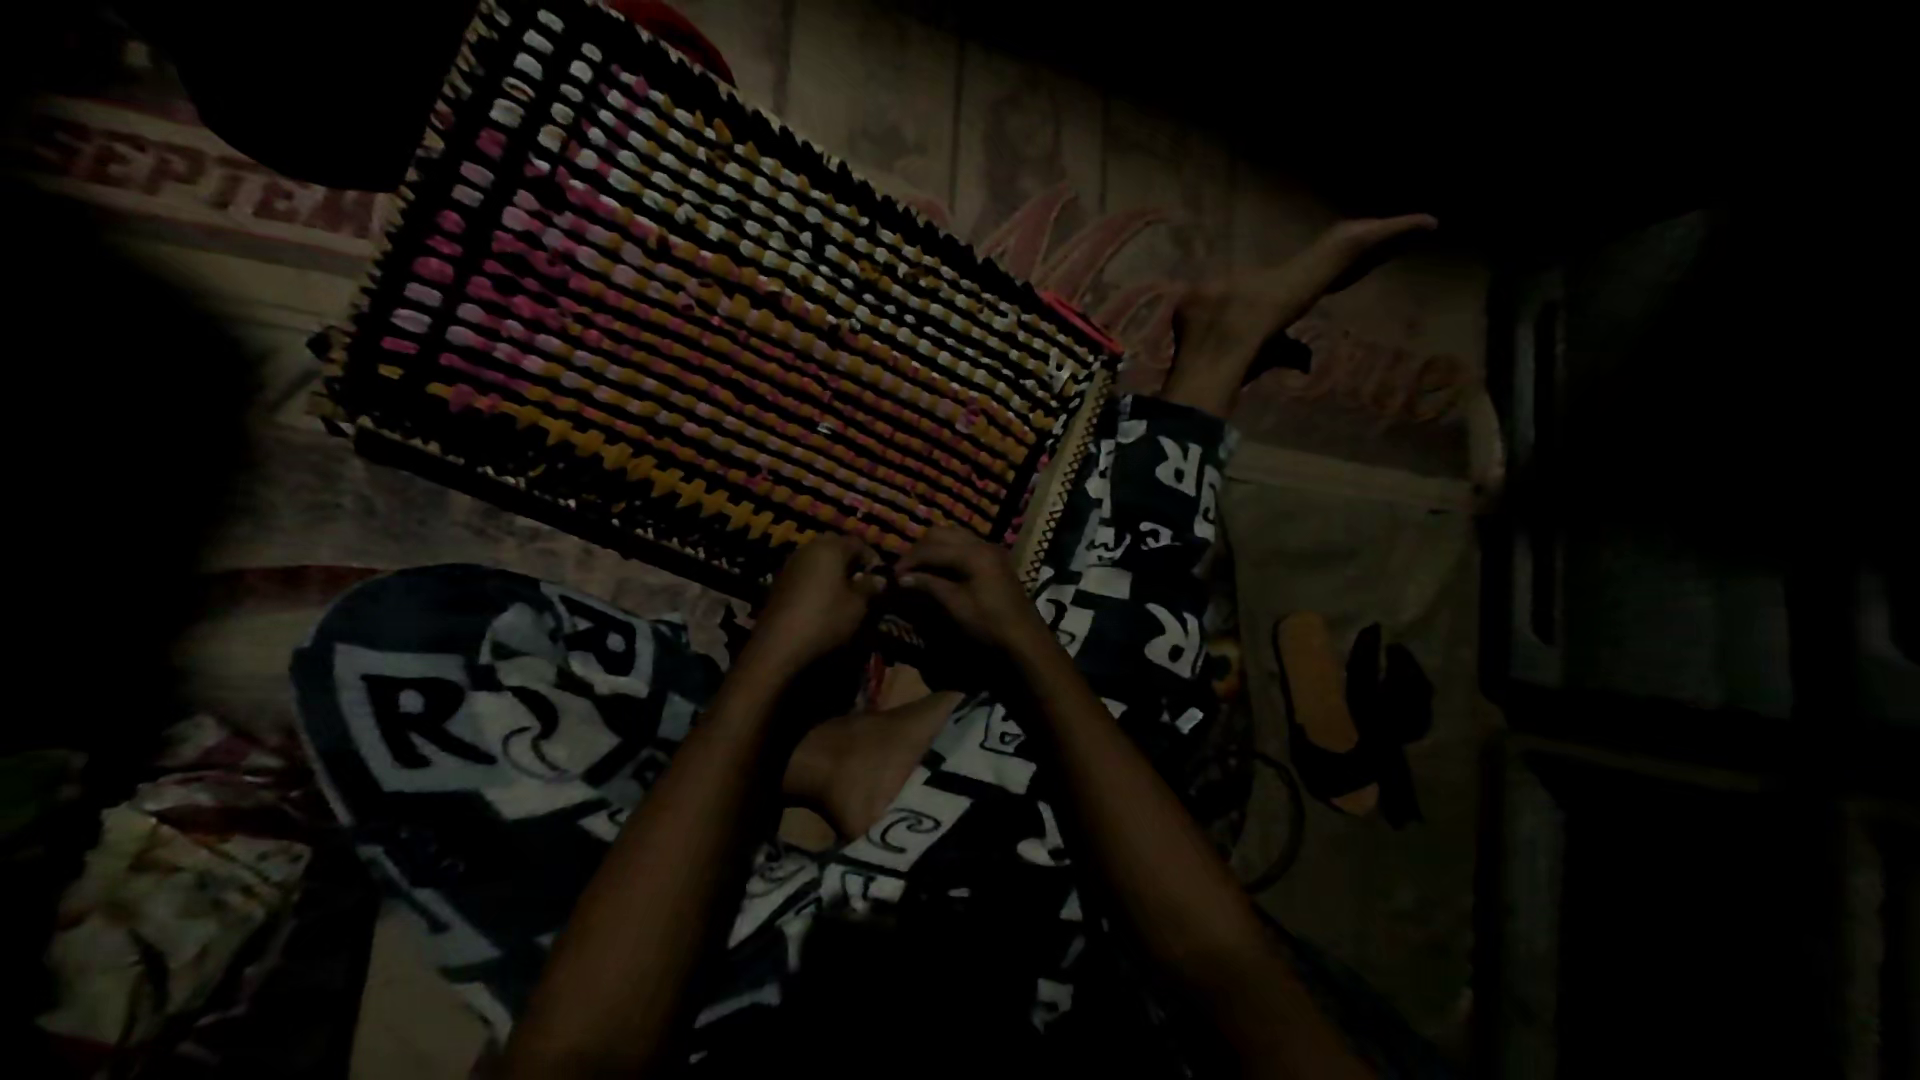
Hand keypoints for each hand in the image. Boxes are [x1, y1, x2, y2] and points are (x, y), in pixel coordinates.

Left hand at [741, 534, 885, 677]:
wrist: (779, 644)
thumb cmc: (825, 619)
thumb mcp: (857, 606)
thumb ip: (870, 587)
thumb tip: (879, 578)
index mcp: (830, 548)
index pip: (858, 542)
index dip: (872, 558)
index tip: (881, 578)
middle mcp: (809, 548)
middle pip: (835, 546)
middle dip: (851, 560)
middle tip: (862, 582)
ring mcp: (791, 563)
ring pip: (818, 558)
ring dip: (833, 570)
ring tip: (844, 592)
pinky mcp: (779, 580)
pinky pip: (805, 571)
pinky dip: (817, 579)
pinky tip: (823, 600)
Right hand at [896, 528, 1048, 653]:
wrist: (1025, 638)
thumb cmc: (989, 623)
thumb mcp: (955, 605)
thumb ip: (928, 585)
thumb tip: (900, 578)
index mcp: (973, 553)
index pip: (931, 548)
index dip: (909, 560)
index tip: (892, 576)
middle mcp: (982, 543)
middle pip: (941, 534)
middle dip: (920, 549)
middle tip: (905, 570)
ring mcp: (991, 549)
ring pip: (954, 535)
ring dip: (934, 548)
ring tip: (920, 568)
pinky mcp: (995, 558)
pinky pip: (965, 544)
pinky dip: (948, 551)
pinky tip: (940, 568)